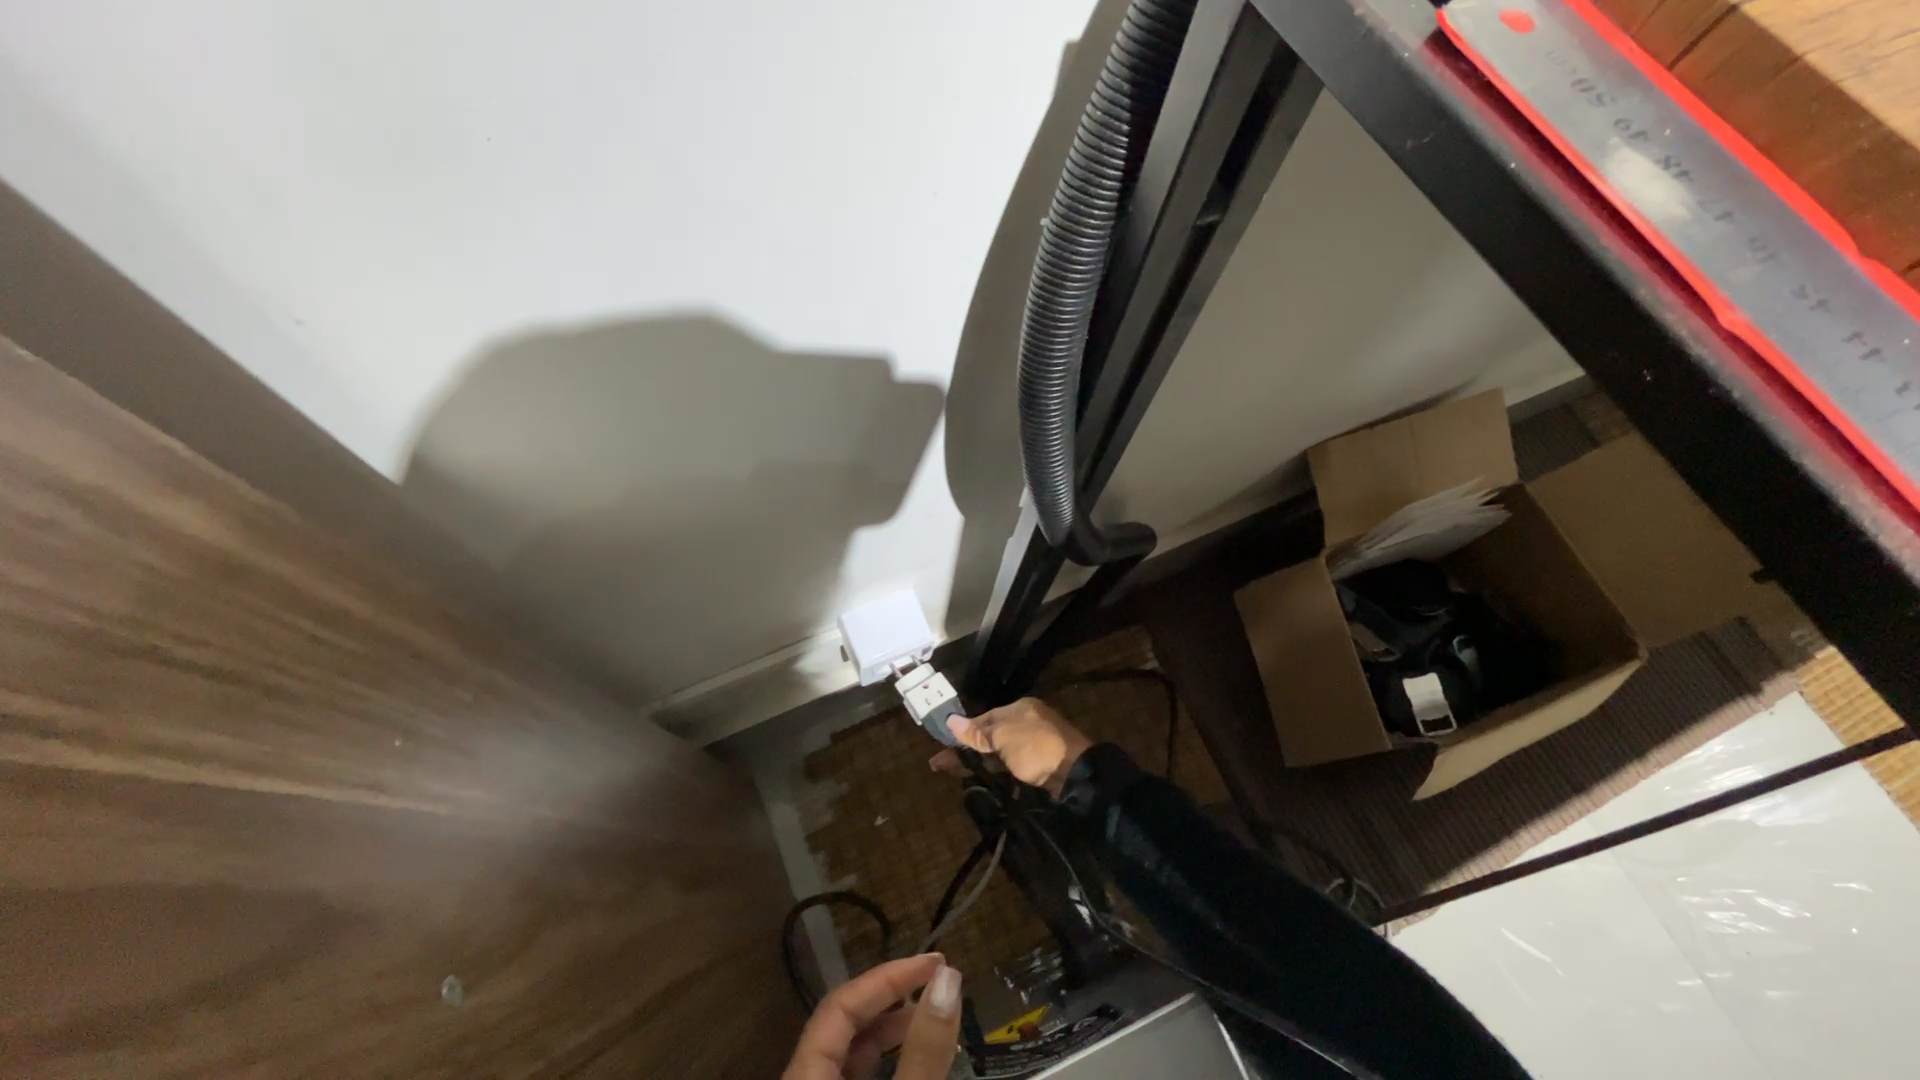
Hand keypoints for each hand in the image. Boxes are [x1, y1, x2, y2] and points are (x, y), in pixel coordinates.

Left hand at [782, 953, 962, 1079]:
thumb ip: (921, 1051)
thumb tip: (949, 980)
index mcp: (803, 1073)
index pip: (842, 1002)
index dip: (889, 976)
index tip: (936, 962)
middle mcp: (803, 1078)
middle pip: (843, 1023)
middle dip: (892, 997)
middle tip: (939, 981)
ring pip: (850, 1050)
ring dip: (891, 1028)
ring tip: (933, 1014)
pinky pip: (853, 1074)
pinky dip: (885, 1059)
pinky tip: (915, 1056)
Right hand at [929, 697, 1093, 795]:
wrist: (1075, 774)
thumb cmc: (1036, 747)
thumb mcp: (1003, 736)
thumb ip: (978, 732)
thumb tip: (950, 720)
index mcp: (1019, 709)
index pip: (984, 718)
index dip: (963, 732)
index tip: (944, 746)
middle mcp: (1026, 723)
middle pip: (989, 735)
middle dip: (965, 750)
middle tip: (939, 765)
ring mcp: (1033, 745)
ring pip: (997, 752)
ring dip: (977, 762)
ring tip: (952, 773)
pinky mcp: (1037, 765)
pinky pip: (1008, 765)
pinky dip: (993, 770)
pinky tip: (979, 778)